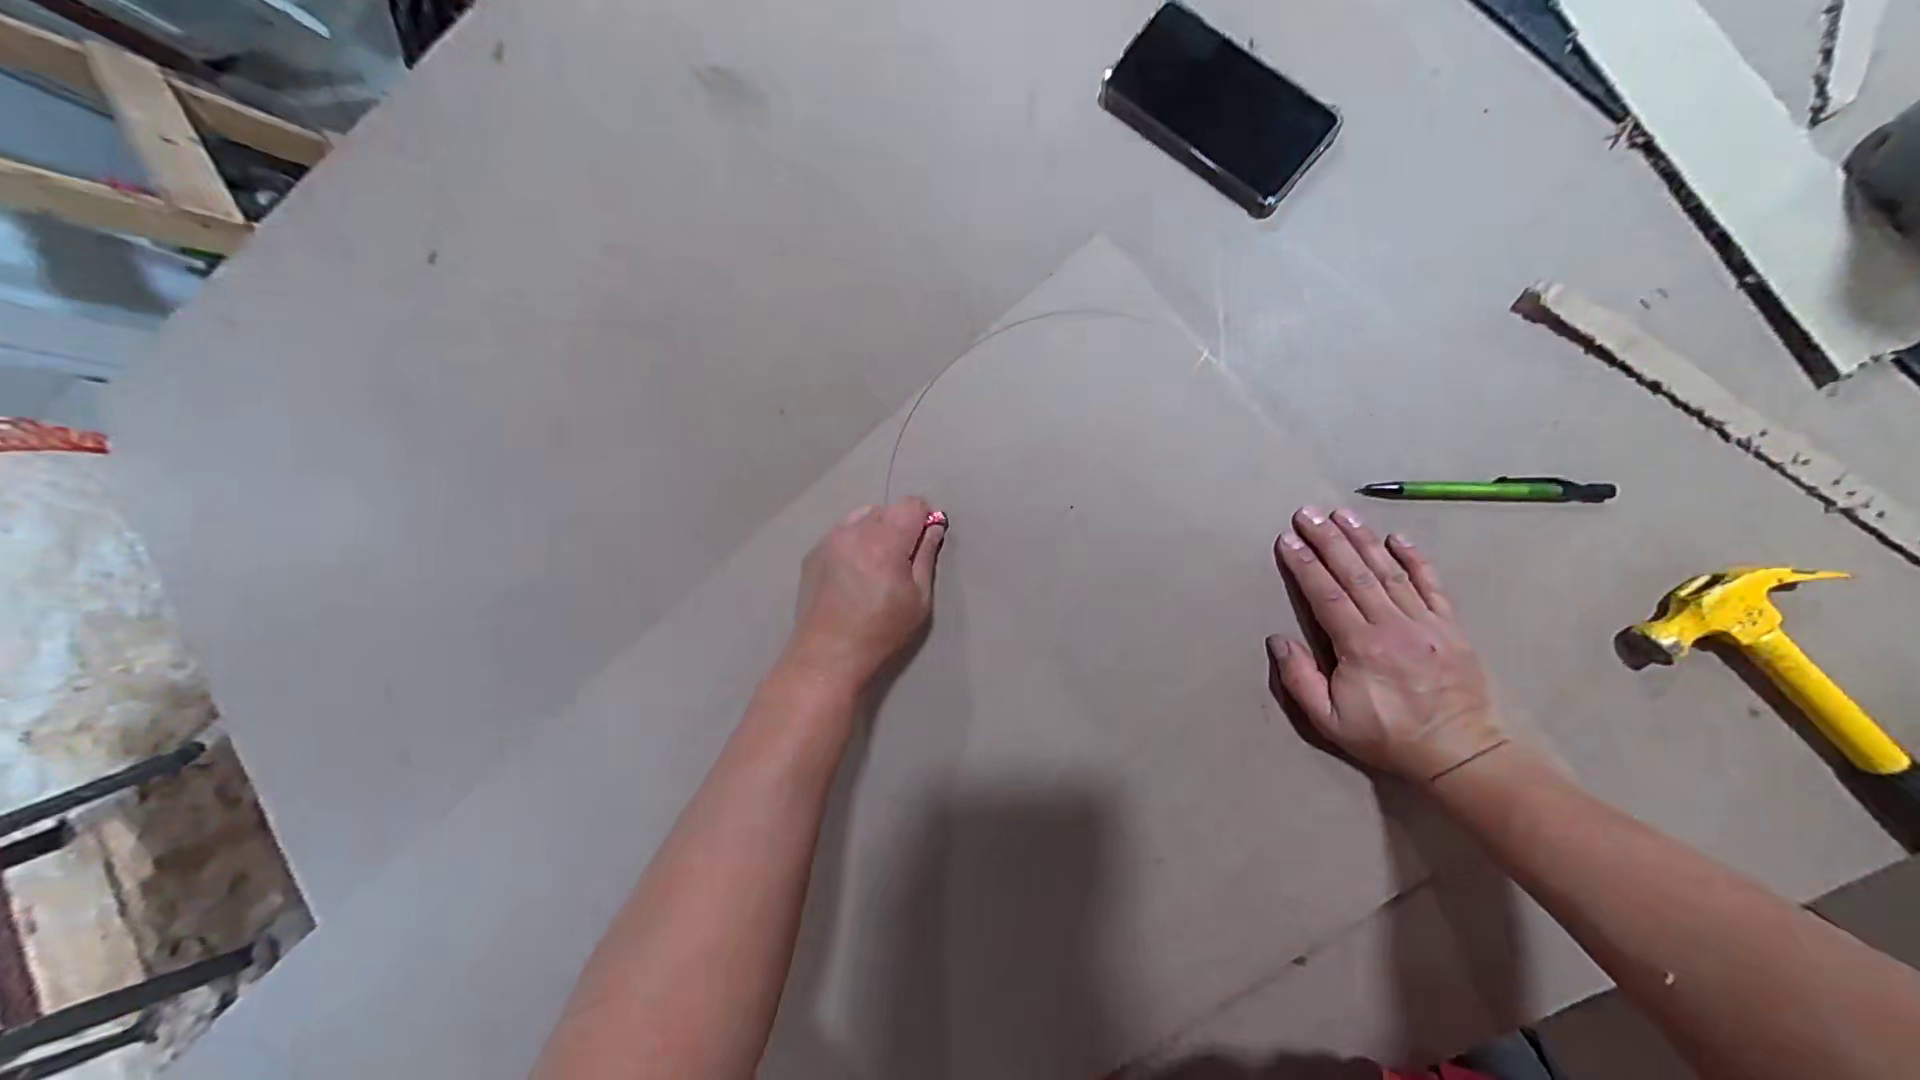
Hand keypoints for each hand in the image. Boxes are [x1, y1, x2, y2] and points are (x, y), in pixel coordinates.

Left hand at [782, 497, 946, 691]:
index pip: (912, 503)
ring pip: (862, 517)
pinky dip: (853, 543)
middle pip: (887, 509)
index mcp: (885, 541)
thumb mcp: (918, 599)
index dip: (924, 519)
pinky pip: (841, 533)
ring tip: (875, 567)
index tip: (924, 543)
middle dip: (900, 526)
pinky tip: (852, 575)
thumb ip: (927, 556)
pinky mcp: (813, 553)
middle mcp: (854, 531)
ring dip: (875, 532)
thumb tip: (934, 527)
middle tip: (900, 562)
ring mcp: (829, 540)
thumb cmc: (880, 632)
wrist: (827, 656)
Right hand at [1267, 505, 1507, 781]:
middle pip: (1355, 573)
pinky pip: (1431, 584)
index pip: (1326, 594)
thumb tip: (1278, 640)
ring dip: (1363, 539)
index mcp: (1361, 646)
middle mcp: (1393, 625)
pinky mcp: (1450, 626)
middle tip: (1308, 513)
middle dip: (1328, 539)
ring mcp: (1426, 622)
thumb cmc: (1388, 738)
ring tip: (1342, 514)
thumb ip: (1300, 680)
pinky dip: (1415, 559)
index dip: (1304, 564)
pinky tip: (1397, 538)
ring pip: (1389, 571)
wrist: (1462, 753)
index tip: (1288, 539)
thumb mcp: (1329, 722)